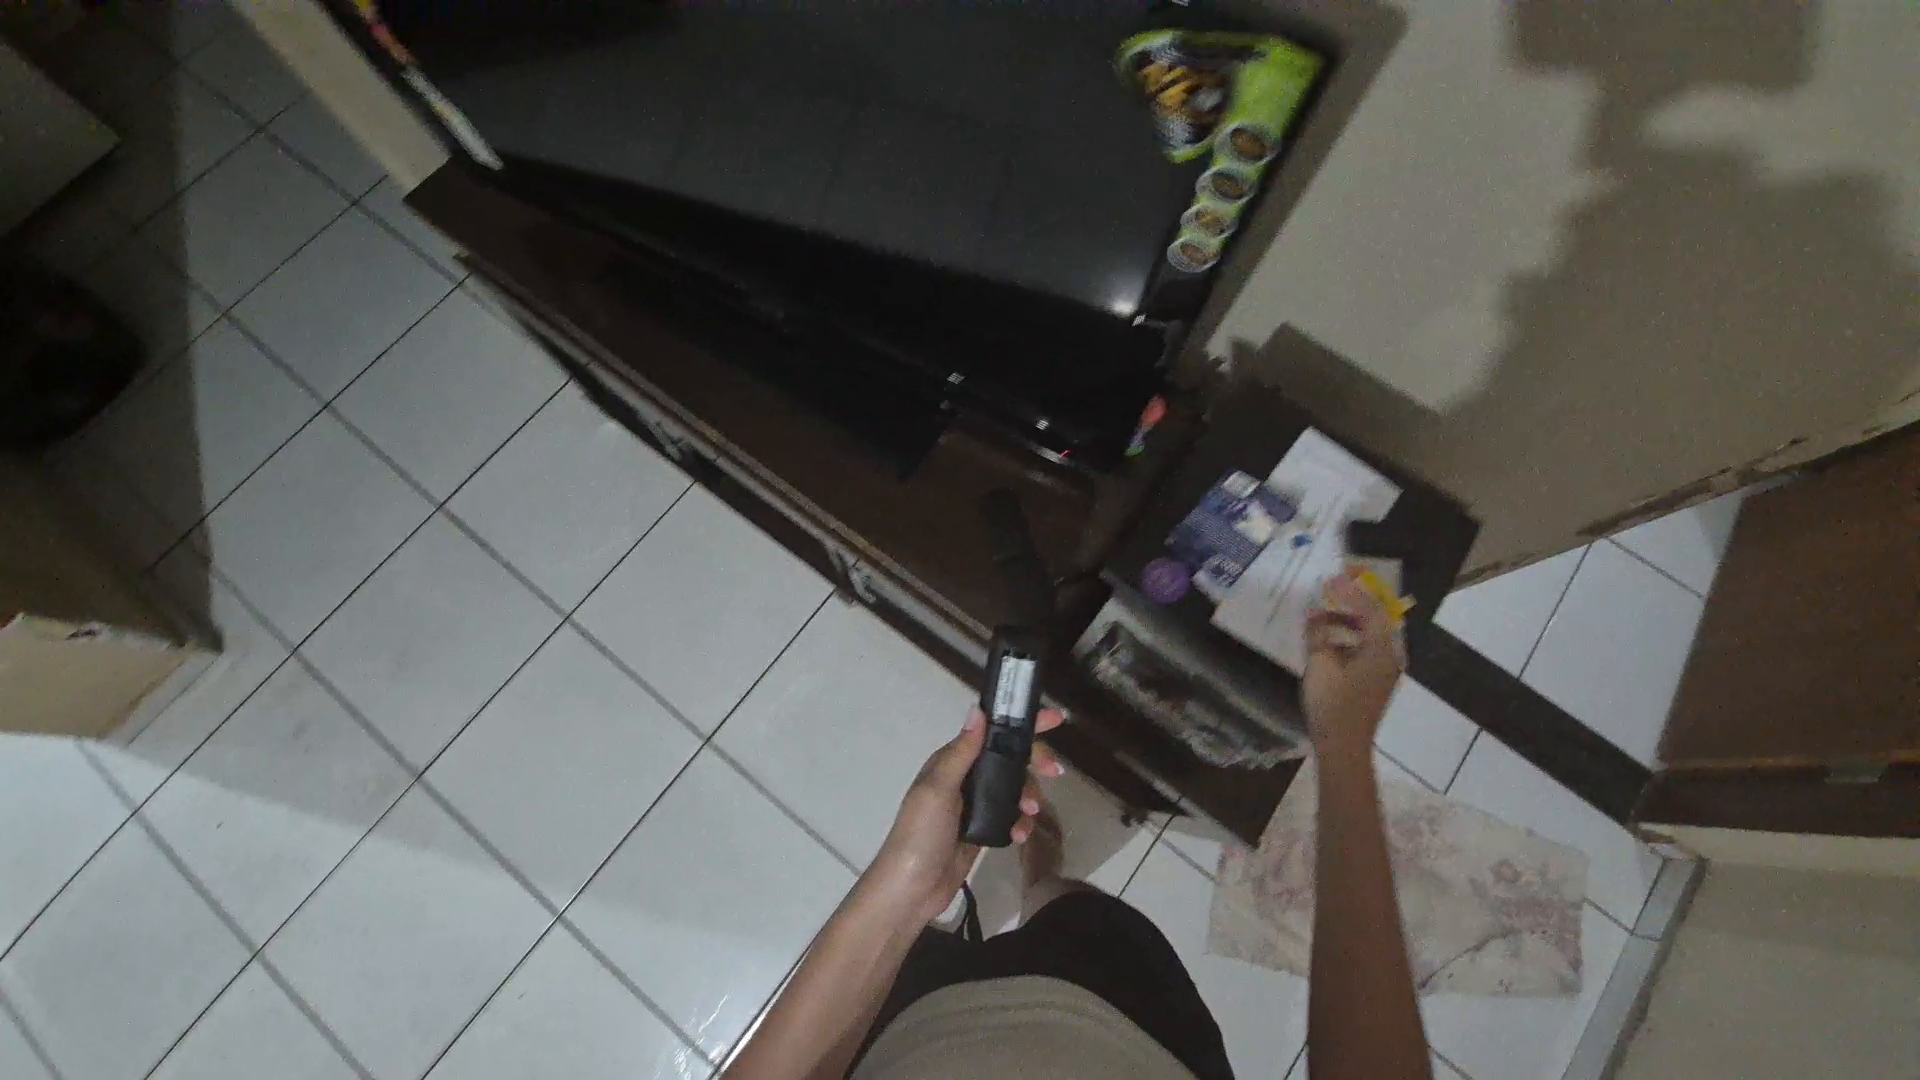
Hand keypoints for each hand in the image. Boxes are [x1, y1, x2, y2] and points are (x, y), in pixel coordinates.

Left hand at [866, 706, 1065, 923]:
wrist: (912, 889)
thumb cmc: (921, 833)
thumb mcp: (939, 788)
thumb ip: (961, 751)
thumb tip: (978, 709)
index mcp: (952, 761)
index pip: (990, 733)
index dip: (1020, 723)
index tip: (1053, 719)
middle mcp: (965, 777)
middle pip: (1008, 758)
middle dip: (1033, 761)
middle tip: (1055, 771)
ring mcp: (975, 804)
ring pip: (1013, 787)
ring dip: (1029, 794)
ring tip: (1032, 811)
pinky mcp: (983, 829)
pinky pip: (1011, 816)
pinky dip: (1021, 821)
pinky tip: (1021, 834)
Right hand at [1302, 570, 1404, 761]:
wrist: (1343, 745)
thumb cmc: (1333, 703)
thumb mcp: (1320, 663)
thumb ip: (1318, 634)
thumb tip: (1312, 613)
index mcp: (1381, 649)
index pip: (1370, 609)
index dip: (1351, 591)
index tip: (1332, 576)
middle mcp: (1389, 655)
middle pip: (1374, 619)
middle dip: (1352, 601)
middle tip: (1329, 587)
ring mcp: (1382, 669)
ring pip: (1367, 634)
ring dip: (1344, 620)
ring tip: (1317, 615)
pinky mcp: (1372, 680)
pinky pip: (1362, 648)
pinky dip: (1344, 638)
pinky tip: (1322, 639)